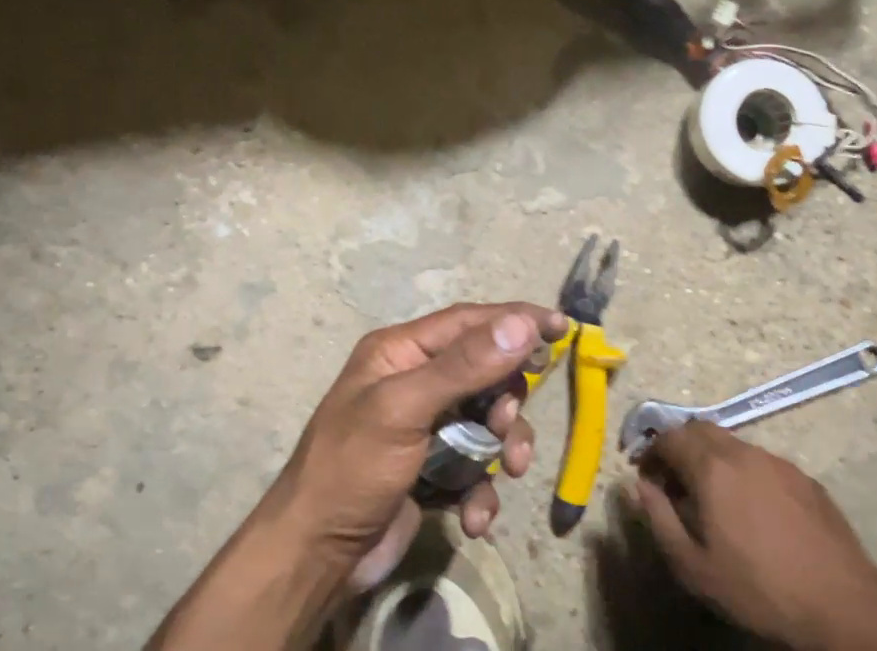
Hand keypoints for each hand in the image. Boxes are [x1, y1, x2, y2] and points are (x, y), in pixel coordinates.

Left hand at [260, 302, 568, 590]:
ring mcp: (423, 428)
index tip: (562, 326)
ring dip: (502, 447)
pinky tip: (475, 516)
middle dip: (506, 399)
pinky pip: (475, 466)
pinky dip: (482, 489)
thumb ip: (464, 366)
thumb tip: (522, 324)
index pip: (469, 321)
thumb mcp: (404, 409)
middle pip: (484, 372)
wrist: (315, 555)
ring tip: (506, 472)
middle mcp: (413, 381)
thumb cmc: (352, 468)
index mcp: (399, 351)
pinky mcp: (431, 470)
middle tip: (506, 425)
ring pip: (486, 422)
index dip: (515, 320)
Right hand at [632, 422, 876, 647]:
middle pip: (701, 429)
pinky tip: (752, 511)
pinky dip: (744, 473)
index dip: (651, 451)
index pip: (670, 436)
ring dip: (713, 460)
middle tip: (673, 482)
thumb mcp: (691, 565)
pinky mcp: (805, 479)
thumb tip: (640, 487)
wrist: (839, 602)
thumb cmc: (756, 586)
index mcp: (712, 467)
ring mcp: (779, 462)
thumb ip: (658, 518)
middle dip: (680, 447)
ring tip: (713, 499)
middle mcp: (744, 453)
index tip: (646, 476)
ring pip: (734, 445)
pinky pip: (763, 463)